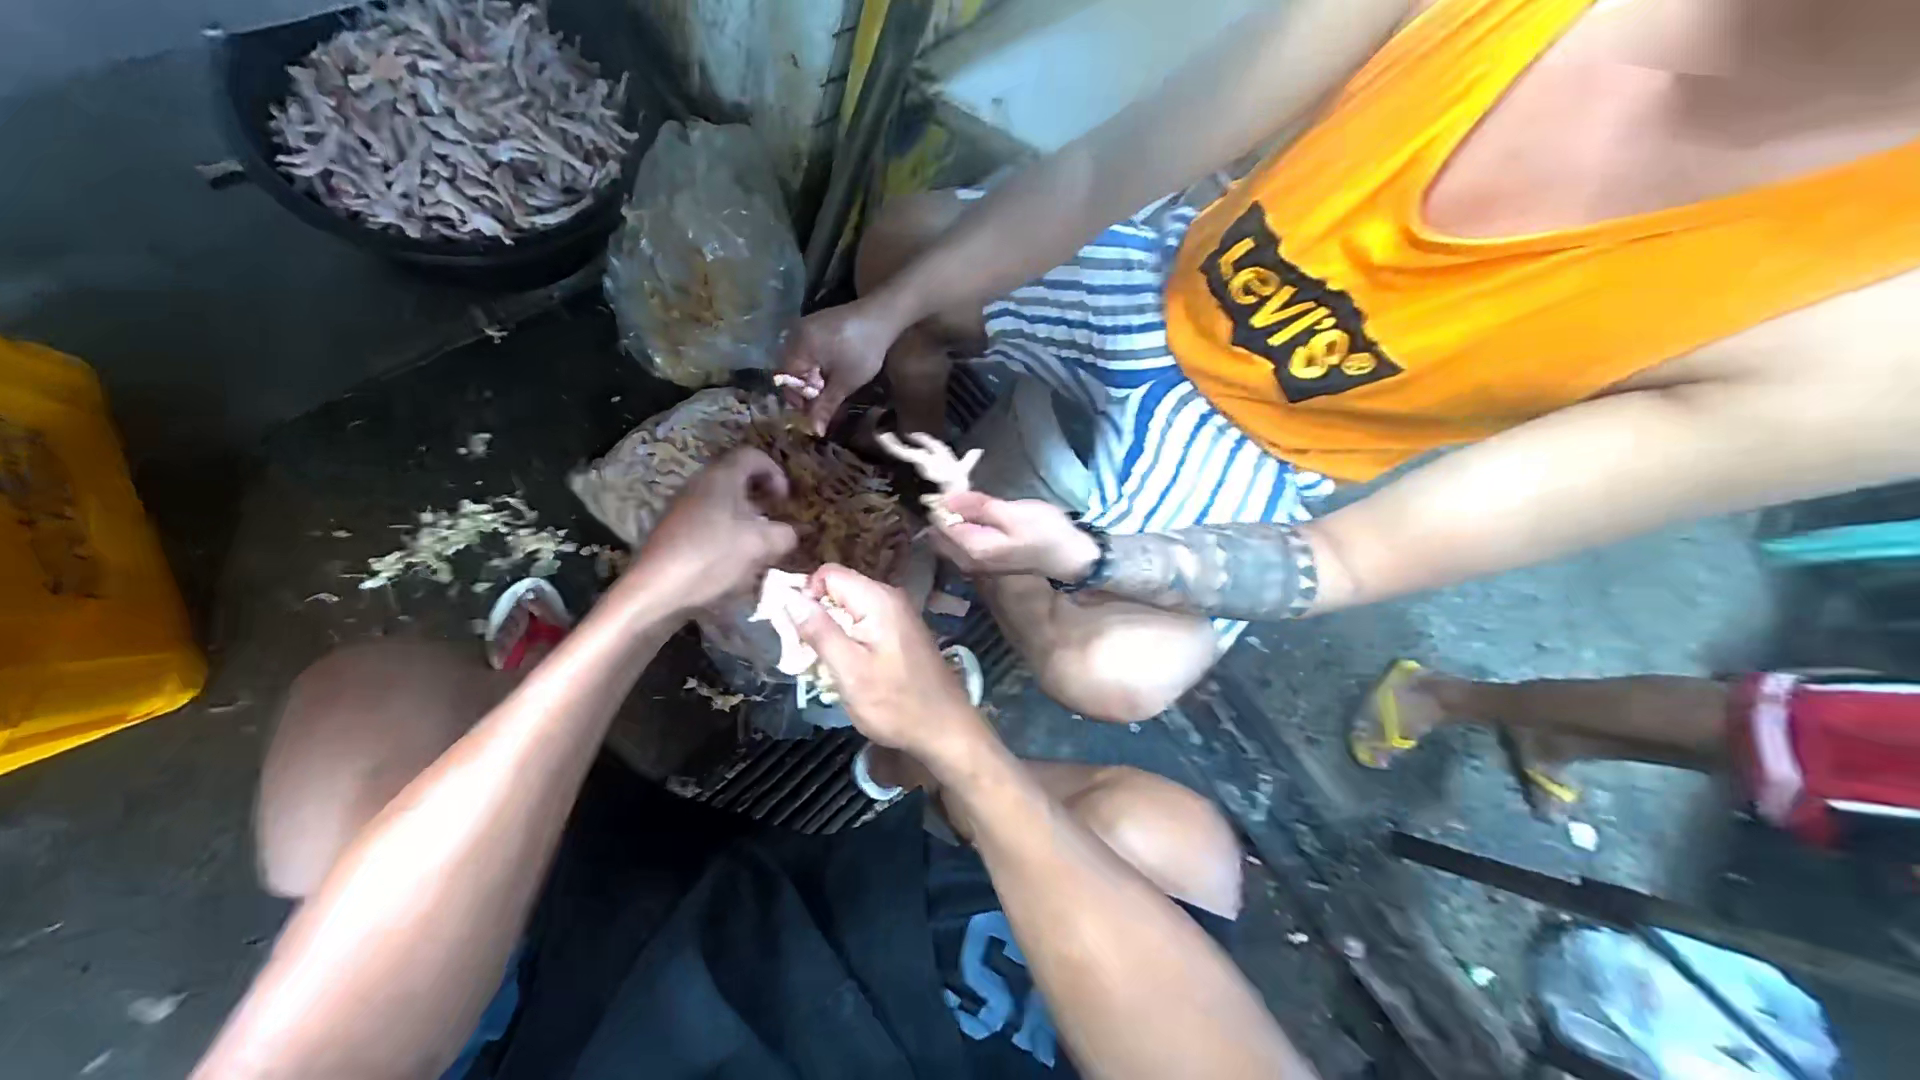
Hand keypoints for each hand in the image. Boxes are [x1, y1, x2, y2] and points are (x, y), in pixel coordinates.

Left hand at [633, 449, 797, 611]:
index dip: (775, 472)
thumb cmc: (712, 556)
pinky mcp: (674, 529)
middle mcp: (699, 483)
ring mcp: (683, 506)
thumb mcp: (761, 545)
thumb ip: (785, 534)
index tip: (785, 500)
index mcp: (721, 477)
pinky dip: (727, 531)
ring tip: (758, 543)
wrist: (655, 590)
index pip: (752, 456)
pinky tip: (732, 559)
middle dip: (761, 496)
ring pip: (722, 500)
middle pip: (736, 477)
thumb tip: (790, 533)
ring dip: (745, 516)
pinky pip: (709, 519)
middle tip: (775, 518)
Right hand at [779, 298, 904, 434]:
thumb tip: (815, 432)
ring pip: (803, 363)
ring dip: (815, 381)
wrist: (883, 316)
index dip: (799, 400)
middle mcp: (794, 334)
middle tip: (825, 404)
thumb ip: (825, 406)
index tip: (816, 411)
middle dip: (808, 391)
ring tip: (832, 391)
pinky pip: (810, 352)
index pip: (785, 380)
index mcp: (796, 346)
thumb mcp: (844, 383)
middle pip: (792, 372)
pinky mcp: (818, 326)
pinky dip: (819, 367)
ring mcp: (806, 327)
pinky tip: (834, 375)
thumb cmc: (861, 351)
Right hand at [787, 564, 986, 758]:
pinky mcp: (902, 632)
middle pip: (840, 589)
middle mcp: (891, 598)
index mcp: (878, 600)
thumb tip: (790, 597)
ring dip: (832, 630)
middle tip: (808, 652)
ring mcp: (900, 615)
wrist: (946, 728)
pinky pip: (866, 622)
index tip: (798, 630)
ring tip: (826, 663)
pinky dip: (851, 639)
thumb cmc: (896, 704)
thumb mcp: (849, 671)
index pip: (828, 573)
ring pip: (851, 608)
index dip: (806, 595)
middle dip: (817, 615)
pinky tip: (850, 667)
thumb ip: (819, 631)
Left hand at [931, 492, 1099, 581]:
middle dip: (941, 511)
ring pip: (946, 539)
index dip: (940, 501)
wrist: (1068, 556)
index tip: (949, 484)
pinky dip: (960, 527)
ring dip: (950, 519)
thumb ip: (976, 507)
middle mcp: (965, 561)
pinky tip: (973, 514)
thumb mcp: (1011, 513)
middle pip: (937, 534)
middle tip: (957, 490)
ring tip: (966, 499)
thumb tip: (945, 498)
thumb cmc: (1044, 532)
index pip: (938, 523)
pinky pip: (958, 543)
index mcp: (971, 549)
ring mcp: (973, 564)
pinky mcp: (981, 561)